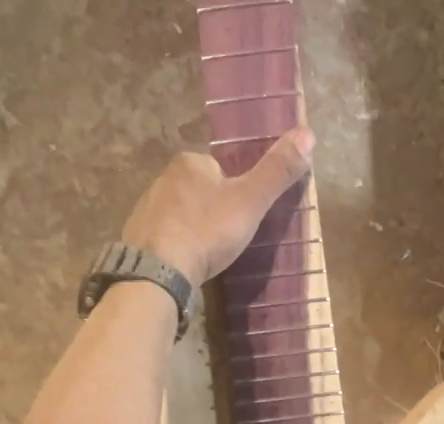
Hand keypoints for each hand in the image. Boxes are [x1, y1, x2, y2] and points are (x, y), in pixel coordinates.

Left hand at [121, 127, 315, 284]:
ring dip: (191, 229)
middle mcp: (163, 177)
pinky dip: (173, 247)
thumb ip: (277, 171)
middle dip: (211, 210)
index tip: (241, 216)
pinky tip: (182, 264)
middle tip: (224, 240)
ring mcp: (145, 207)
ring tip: (204, 255)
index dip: (234, 192)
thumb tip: (308, 133)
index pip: (219, 169)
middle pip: (197, 190)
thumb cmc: (207, 232)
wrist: (158, 271)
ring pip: (178, 214)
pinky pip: (162, 236)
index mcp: (191, 162)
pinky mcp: (135, 236)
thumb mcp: (251, 201)